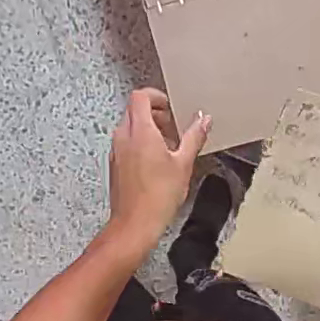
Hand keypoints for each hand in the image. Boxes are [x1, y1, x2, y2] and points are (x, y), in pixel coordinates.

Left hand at [105, 88, 209, 254]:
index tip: (169, 105)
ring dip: (147, 129)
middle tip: (172, 125)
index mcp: (140, 131)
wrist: (135, 224)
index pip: (140, 96)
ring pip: (129, 127)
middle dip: (154, 113)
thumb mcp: (184, 164)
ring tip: (167, 145)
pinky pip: (126, 144)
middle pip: (134, 110)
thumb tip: (203, 121)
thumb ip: (194, 137)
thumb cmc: (157, 197)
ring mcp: (116, 152)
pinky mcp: (115, 166)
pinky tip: (155, 161)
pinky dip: (139, 144)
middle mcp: (123, 138)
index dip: (156, 96)